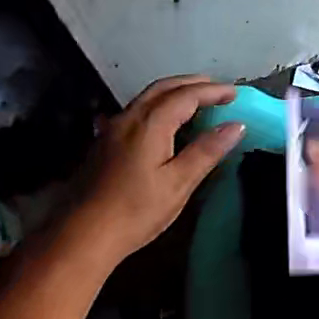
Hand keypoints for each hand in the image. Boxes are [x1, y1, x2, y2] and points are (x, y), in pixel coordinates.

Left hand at [57, 75, 243, 267]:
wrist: (82, 235)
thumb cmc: (136, 211)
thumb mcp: (178, 183)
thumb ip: (206, 151)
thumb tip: (236, 125)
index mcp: (150, 124)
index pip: (186, 96)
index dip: (212, 91)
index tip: (235, 93)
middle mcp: (129, 118)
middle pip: (163, 88)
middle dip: (192, 84)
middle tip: (218, 90)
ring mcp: (112, 129)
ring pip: (146, 98)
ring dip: (173, 92)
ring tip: (196, 101)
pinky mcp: (104, 143)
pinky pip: (135, 111)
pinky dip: (156, 106)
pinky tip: (158, 121)